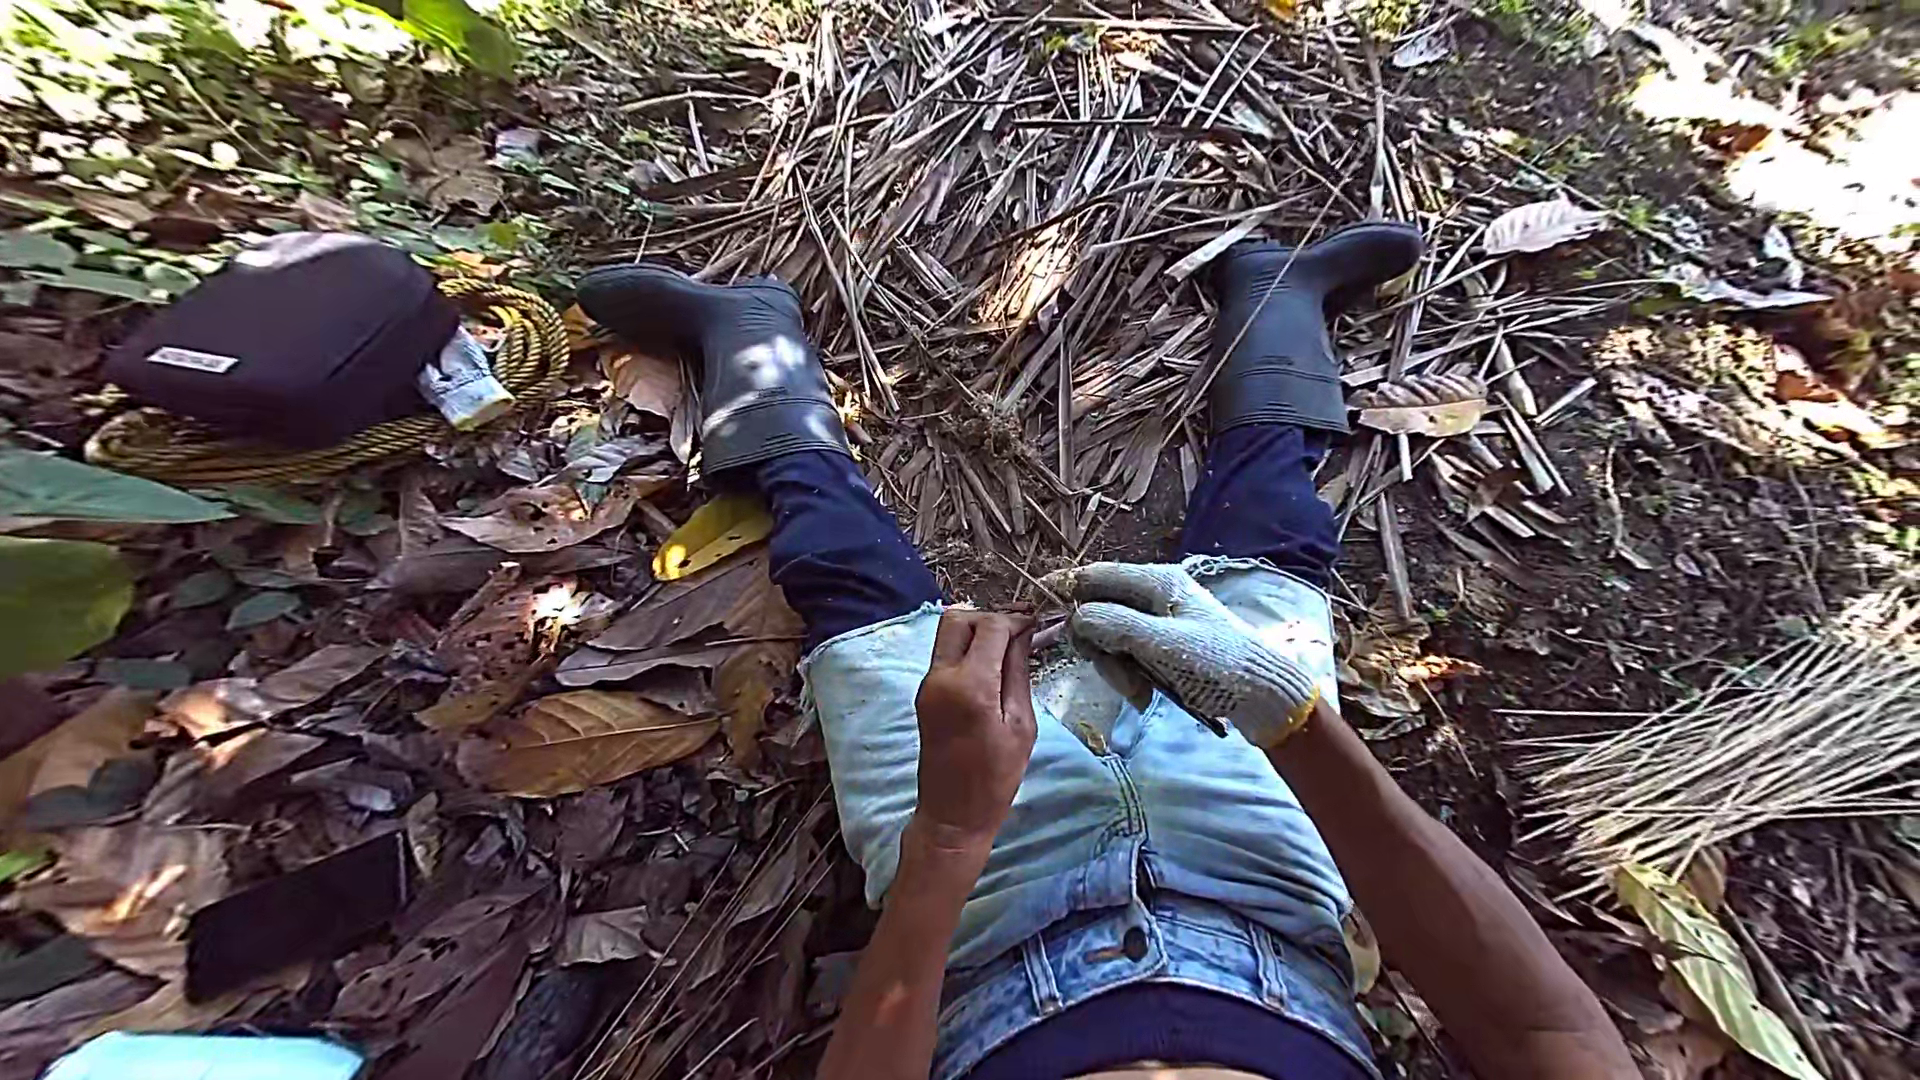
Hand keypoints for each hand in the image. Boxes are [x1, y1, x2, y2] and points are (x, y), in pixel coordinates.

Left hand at [911, 610, 1037, 855]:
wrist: (952, 814)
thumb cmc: (995, 777)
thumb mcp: (1021, 725)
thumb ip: (1018, 672)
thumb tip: (1023, 635)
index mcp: (969, 684)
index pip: (990, 627)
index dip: (1016, 620)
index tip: (1035, 625)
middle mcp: (941, 676)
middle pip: (958, 618)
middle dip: (990, 617)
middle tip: (1018, 631)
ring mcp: (927, 683)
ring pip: (947, 633)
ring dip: (976, 630)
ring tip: (1007, 645)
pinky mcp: (924, 692)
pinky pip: (944, 654)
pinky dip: (967, 647)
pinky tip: (991, 662)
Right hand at [1042, 562, 1319, 747]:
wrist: (1266, 697)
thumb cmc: (1218, 664)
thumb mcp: (1162, 644)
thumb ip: (1114, 625)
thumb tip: (1076, 616)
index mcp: (1157, 582)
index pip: (1097, 575)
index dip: (1068, 591)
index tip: (1042, 611)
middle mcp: (1154, 595)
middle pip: (1100, 609)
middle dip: (1099, 643)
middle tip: (1116, 672)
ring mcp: (1158, 621)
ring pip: (1111, 635)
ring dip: (1115, 665)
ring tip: (1138, 690)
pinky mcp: (1162, 645)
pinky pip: (1128, 653)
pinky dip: (1129, 673)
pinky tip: (1145, 693)